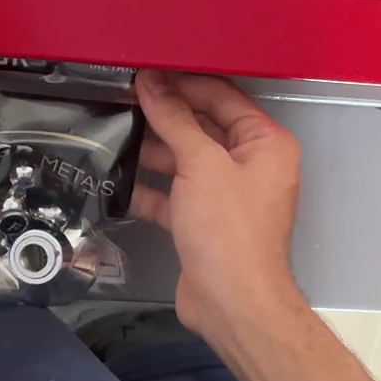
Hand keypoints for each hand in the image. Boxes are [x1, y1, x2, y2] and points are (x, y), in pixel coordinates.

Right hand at [132, 70, 306, 343]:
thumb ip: (175, 120)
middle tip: (125, 104)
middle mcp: (251, 166)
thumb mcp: (200, 164)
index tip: (146, 77)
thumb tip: (153, 85)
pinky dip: (150, 190)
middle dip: (164, 118)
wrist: (232, 302)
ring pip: (185, 162)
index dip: (182, 84)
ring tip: (114, 138)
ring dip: (152, 153)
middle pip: (202, 128)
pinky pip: (175, 195)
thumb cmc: (231, 236)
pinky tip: (119, 183)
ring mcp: (227, 195)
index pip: (222, 97)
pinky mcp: (205, 221)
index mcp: (265, 143)